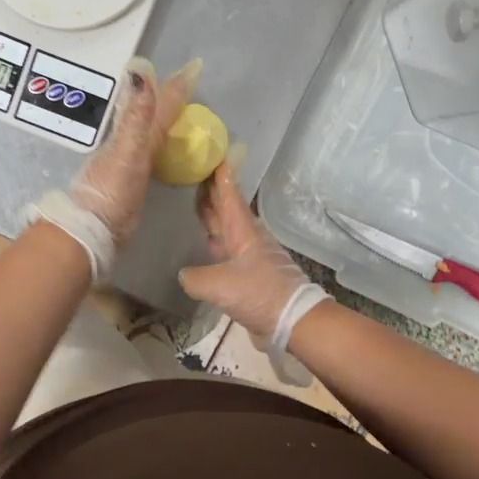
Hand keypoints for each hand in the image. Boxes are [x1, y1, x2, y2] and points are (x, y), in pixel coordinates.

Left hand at [71, 57, 200, 245]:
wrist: (94, 228)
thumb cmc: (112, 191)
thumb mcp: (129, 151)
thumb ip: (138, 116)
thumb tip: (140, 72)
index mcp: (132, 133)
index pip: (159, 104)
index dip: (176, 87)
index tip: (195, 67)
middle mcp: (131, 144)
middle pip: (155, 115)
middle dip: (171, 99)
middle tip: (190, 86)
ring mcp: (131, 163)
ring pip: (153, 134)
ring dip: (167, 121)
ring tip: (185, 113)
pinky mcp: (134, 184)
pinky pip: (155, 156)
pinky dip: (164, 146)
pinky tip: (168, 149)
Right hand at [179, 162, 321, 340]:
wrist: (293, 321)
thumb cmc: (259, 293)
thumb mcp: (218, 284)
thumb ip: (194, 277)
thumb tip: (185, 275)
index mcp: (243, 233)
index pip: (230, 198)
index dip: (221, 179)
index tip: (215, 156)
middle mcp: (248, 242)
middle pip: (227, 213)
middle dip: (212, 196)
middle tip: (194, 179)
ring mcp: (251, 261)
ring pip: (227, 234)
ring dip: (212, 222)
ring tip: (193, 211)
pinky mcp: (250, 280)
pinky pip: (226, 256)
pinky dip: (213, 249)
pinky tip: (203, 254)